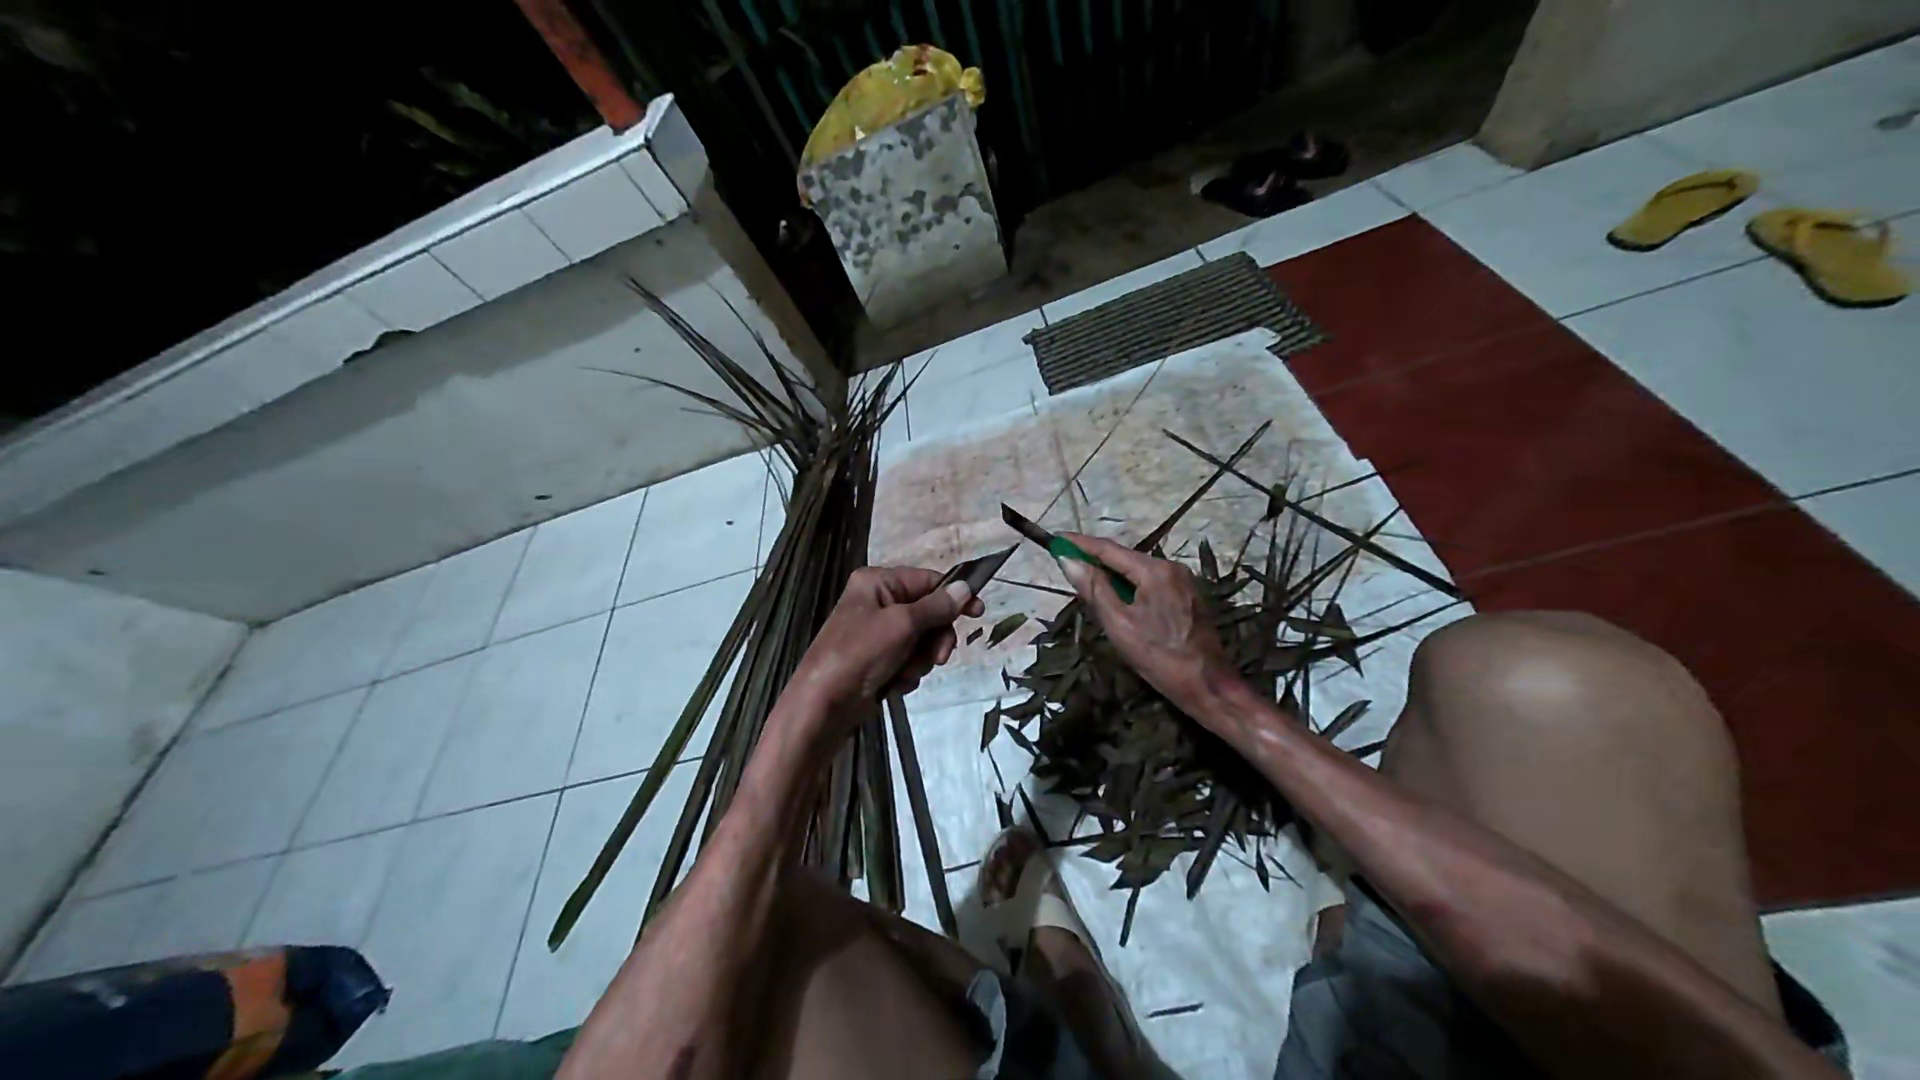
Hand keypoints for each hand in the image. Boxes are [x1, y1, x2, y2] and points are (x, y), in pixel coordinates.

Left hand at [790, 566, 985, 715]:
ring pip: (922, 640)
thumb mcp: (903, 625)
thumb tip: (966, 587)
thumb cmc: (860, 653)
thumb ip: (937, 606)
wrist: (824, 704)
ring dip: (920, 659)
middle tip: (938, 657)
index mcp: (877, 582)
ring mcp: (878, 632)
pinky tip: (895, 683)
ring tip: (905, 672)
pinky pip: (909, 659)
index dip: (954, 596)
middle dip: (934, 638)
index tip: (979, 613)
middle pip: (928, 613)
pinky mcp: (878, 659)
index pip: (927, 580)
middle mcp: (877, 602)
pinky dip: (908, 672)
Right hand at [1054, 533, 1238, 719]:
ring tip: (1086, 583)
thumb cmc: (1159, 657)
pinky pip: (1150, 584)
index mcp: (1155, 570)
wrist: (1208, 685)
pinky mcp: (1186, 597)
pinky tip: (1115, 600)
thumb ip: (1094, 589)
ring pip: (1137, 572)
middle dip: (1095, 560)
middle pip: (1124, 559)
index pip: (1109, 549)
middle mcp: (1171, 567)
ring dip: (1111, 576)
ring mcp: (1182, 582)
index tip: (1056, 539)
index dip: (1080, 543)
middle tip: (1066, 563)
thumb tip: (1068, 560)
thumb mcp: (1119, 623)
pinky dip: (1128, 587)